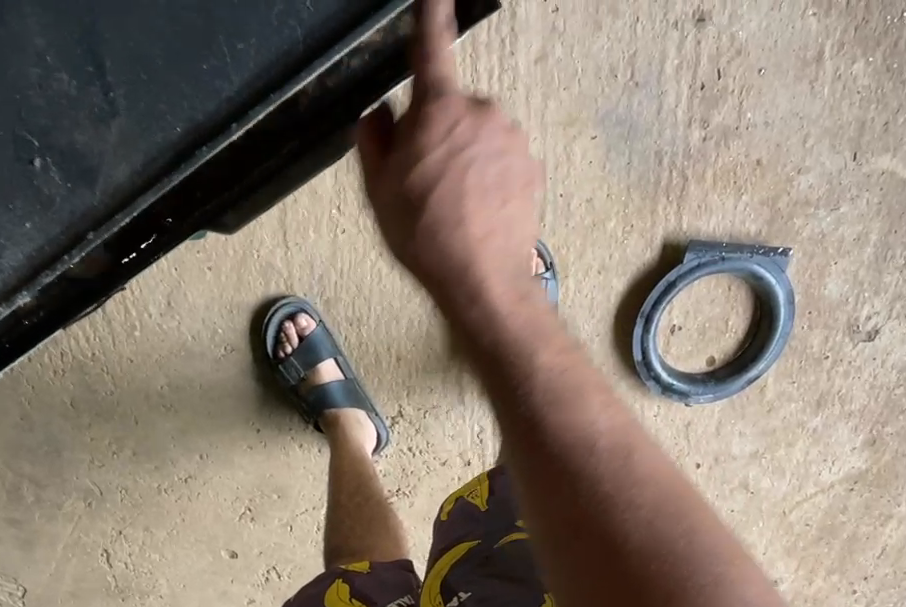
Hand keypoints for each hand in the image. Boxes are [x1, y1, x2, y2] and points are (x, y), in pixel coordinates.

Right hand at [356, 0, 544, 310]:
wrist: (482, 281)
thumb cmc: (426, 235)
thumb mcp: (378, 190)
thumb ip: (374, 140)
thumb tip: (379, 115)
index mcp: (439, 108)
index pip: (430, 47)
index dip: (429, 15)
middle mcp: (483, 112)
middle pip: (452, 111)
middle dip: (437, 137)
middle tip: (424, 185)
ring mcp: (512, 140)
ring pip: (479, 140)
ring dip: (465, 163)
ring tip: (451, 209)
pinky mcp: (531, 168)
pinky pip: (501, 165)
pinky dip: (489, 183)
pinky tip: (476, 216)